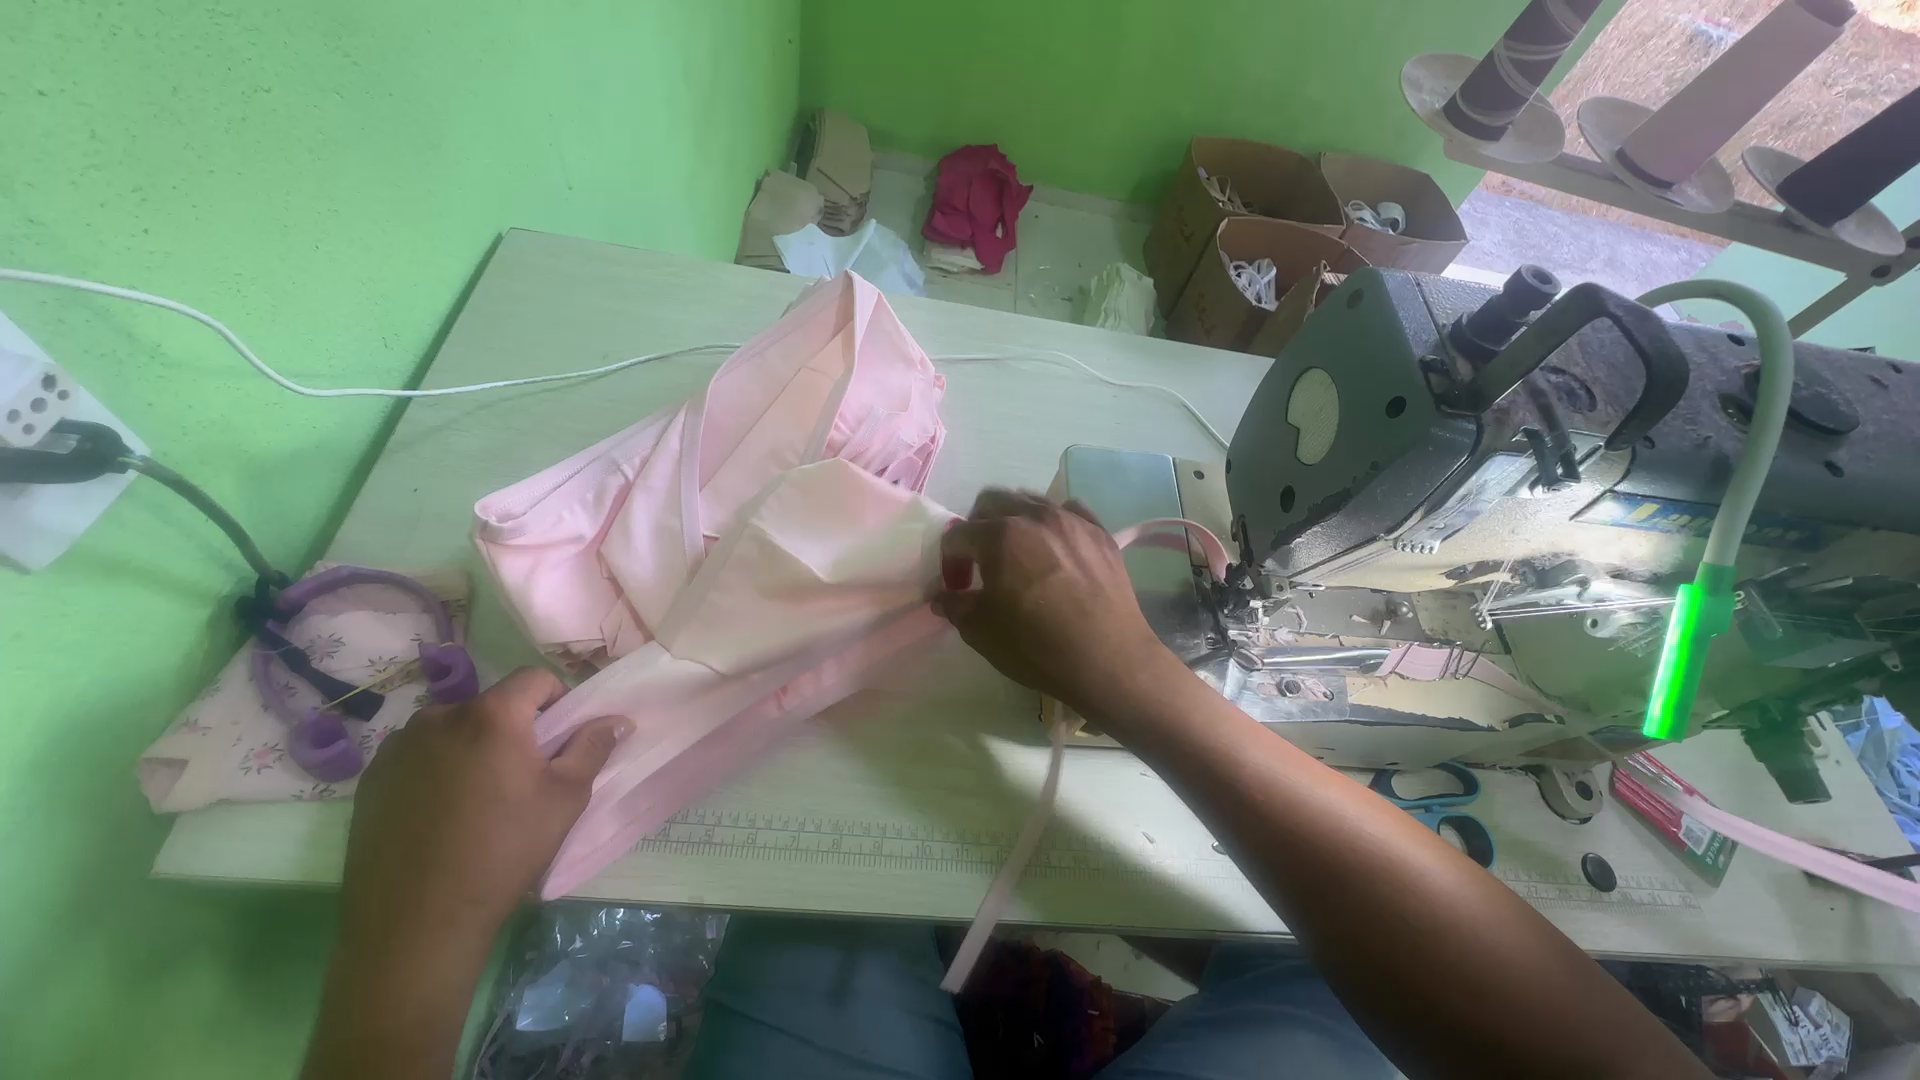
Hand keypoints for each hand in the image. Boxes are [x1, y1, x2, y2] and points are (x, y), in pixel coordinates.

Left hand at [340, 667, 629, 939]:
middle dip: (513, 729)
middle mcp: (439, 718)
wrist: (417, 922)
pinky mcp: (371, 779)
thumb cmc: (504, 852)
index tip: (560, 740)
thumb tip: (616, 719)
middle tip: (522, 777)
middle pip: (492, 706)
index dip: (557, 700)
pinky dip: (436, 771)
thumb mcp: (565, 798)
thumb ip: (592, 747)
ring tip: (478, 799)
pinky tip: (441, 815)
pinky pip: (418, 758)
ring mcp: (398, 748)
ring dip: (472, 748)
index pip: (534, 679)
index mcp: (491, 716)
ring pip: (452, 731)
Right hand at [934, 489, 1177, 718]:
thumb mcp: (982, 632)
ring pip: (1032, 501)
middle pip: (993, 501)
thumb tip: (942, 596)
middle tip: (980, 560)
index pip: (958, 535)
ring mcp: (1072, 520)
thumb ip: (956, 606)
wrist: (1108, 660)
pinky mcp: (1101, 533)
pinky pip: (1070, 511)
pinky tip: (1056, 548)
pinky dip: (1054, 523)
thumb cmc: (1037, 647)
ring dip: (1015, 520)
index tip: (957, 587)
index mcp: (1000, 537)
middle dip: (977, 526)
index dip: (950, 561)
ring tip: (1019, 552)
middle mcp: (1035, 517)